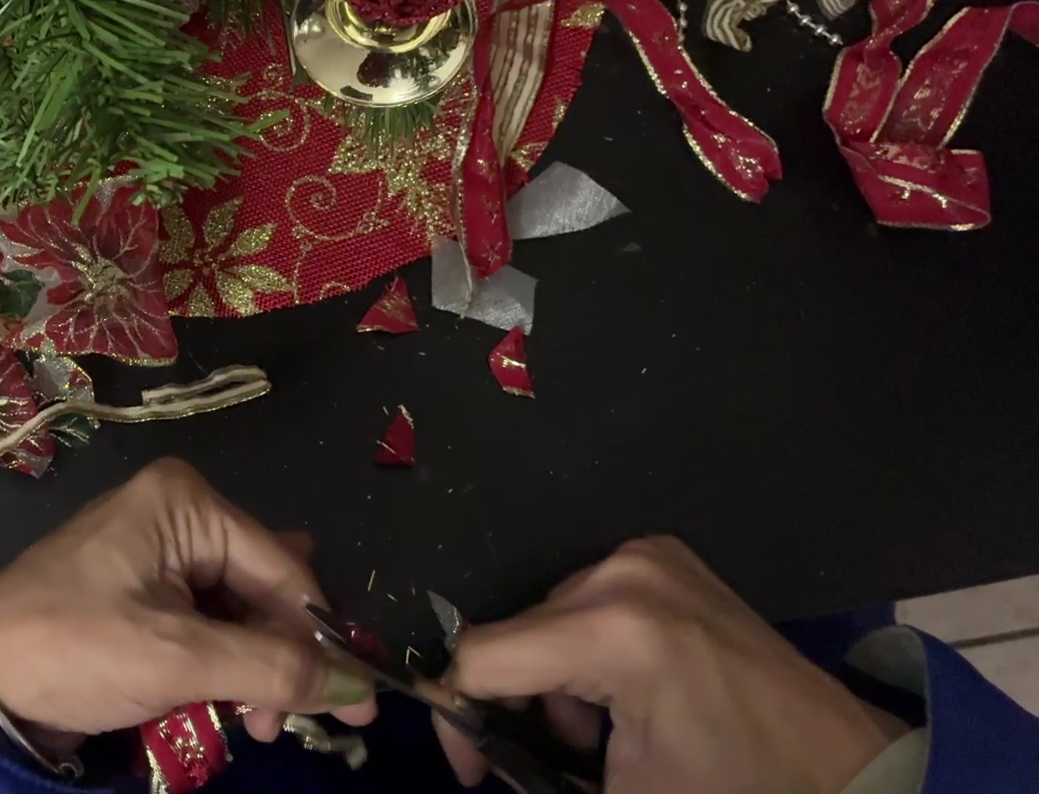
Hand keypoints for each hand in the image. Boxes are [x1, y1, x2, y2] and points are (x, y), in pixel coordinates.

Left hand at [0, 458, 377, 754]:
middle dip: (276, 655)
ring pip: (234, 606)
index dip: (320, 634)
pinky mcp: (141, 581)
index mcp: (185, 500)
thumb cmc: (75, 646)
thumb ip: (273, 668)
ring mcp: (156, 545)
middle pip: (259, 585)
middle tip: (276, 724)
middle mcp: (176, 509)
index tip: (351, 701)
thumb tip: (358, 682)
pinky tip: (221, 695)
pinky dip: (217, 658)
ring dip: (248, 664)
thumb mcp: (177, 659)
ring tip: (245, 720)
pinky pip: (201, 615)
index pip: (281, 565)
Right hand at [434, 537, 908, 793]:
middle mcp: (618, 573)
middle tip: (556, 753)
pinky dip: (582, 645)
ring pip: (543, 616)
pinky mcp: (659, 554)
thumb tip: (472, 747)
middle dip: (517, 700)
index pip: (484, 657)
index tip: (472, 765)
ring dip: (551, 673)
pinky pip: (581, 598)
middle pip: (513, 632)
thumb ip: (531, 768)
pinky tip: (627, 683)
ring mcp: (641, 556)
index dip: (458, 712)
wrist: (866, 781)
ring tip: (603, 723)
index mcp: (612, 633)